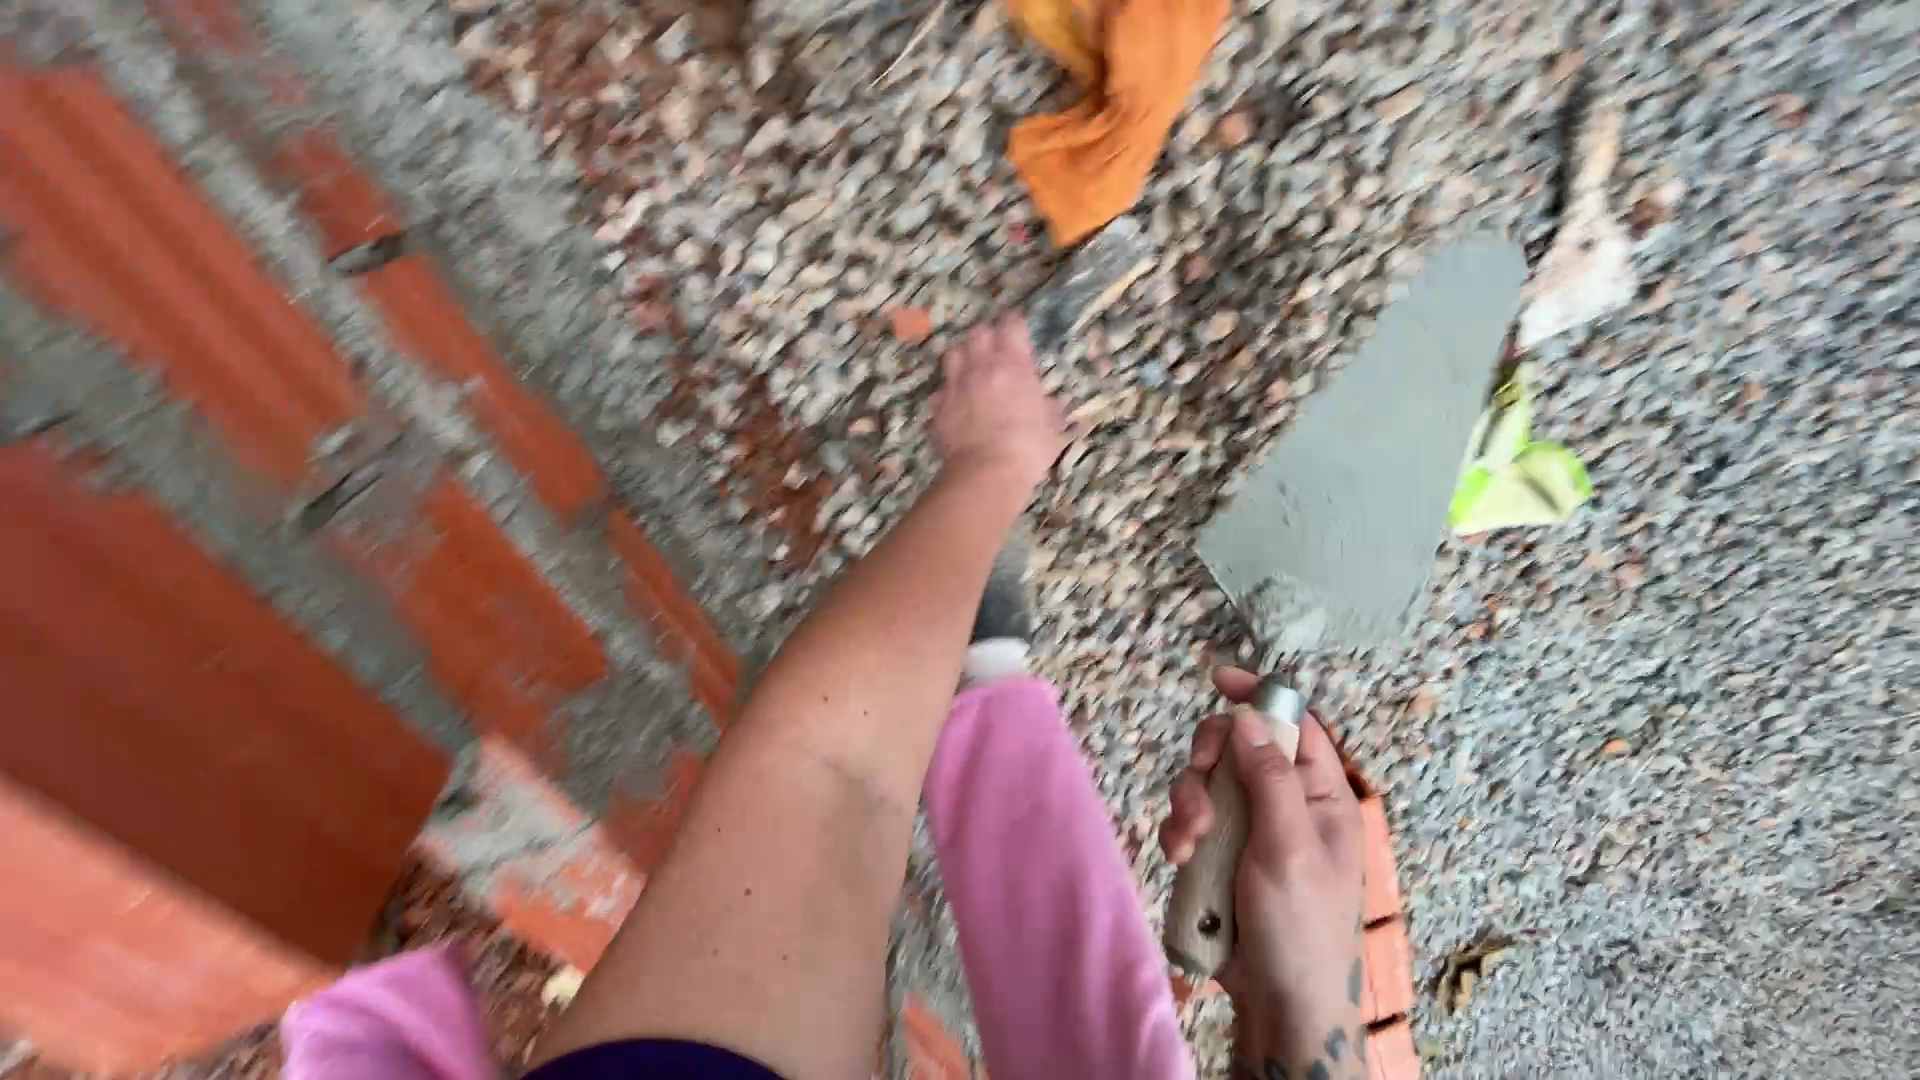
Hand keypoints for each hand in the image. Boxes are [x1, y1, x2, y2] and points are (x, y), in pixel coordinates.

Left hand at [930, 315, 1065, 494]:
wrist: (986, 474)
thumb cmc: (1028, 448)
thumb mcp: (1053, 428)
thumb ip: (1049, 409)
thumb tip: (1049, 405)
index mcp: (1013, 365)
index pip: (1011, 325)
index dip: (1015, 324)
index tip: (1018, 329)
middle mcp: (980, 368)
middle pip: (978, 333)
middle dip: (987, 336)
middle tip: (995, 349)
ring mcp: (954, 387)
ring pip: (953, 354)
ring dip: (963, 357)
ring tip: (971, 369)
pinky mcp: (937, 409)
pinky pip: (939, 392)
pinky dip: (947, 394)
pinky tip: (954, 404)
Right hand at [1160, 667, 1366, 1076]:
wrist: (1274, 999)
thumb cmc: (1300, 924)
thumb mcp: (1290, 846)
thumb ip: (1269, 778)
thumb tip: (1249, 716)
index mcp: (1320, 795)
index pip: (1294, 725)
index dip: (1260, 696)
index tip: (1220, 679)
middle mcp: (1282, 802)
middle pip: (1235, 746)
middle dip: (1209, 761)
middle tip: (1200, 782)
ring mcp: (1246, 826)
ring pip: (1204, 781)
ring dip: (1188, 804)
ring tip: (1188, 843)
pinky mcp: (1216, 850)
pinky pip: (1187, 817)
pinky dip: (1178, 831)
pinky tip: (1179, 859)